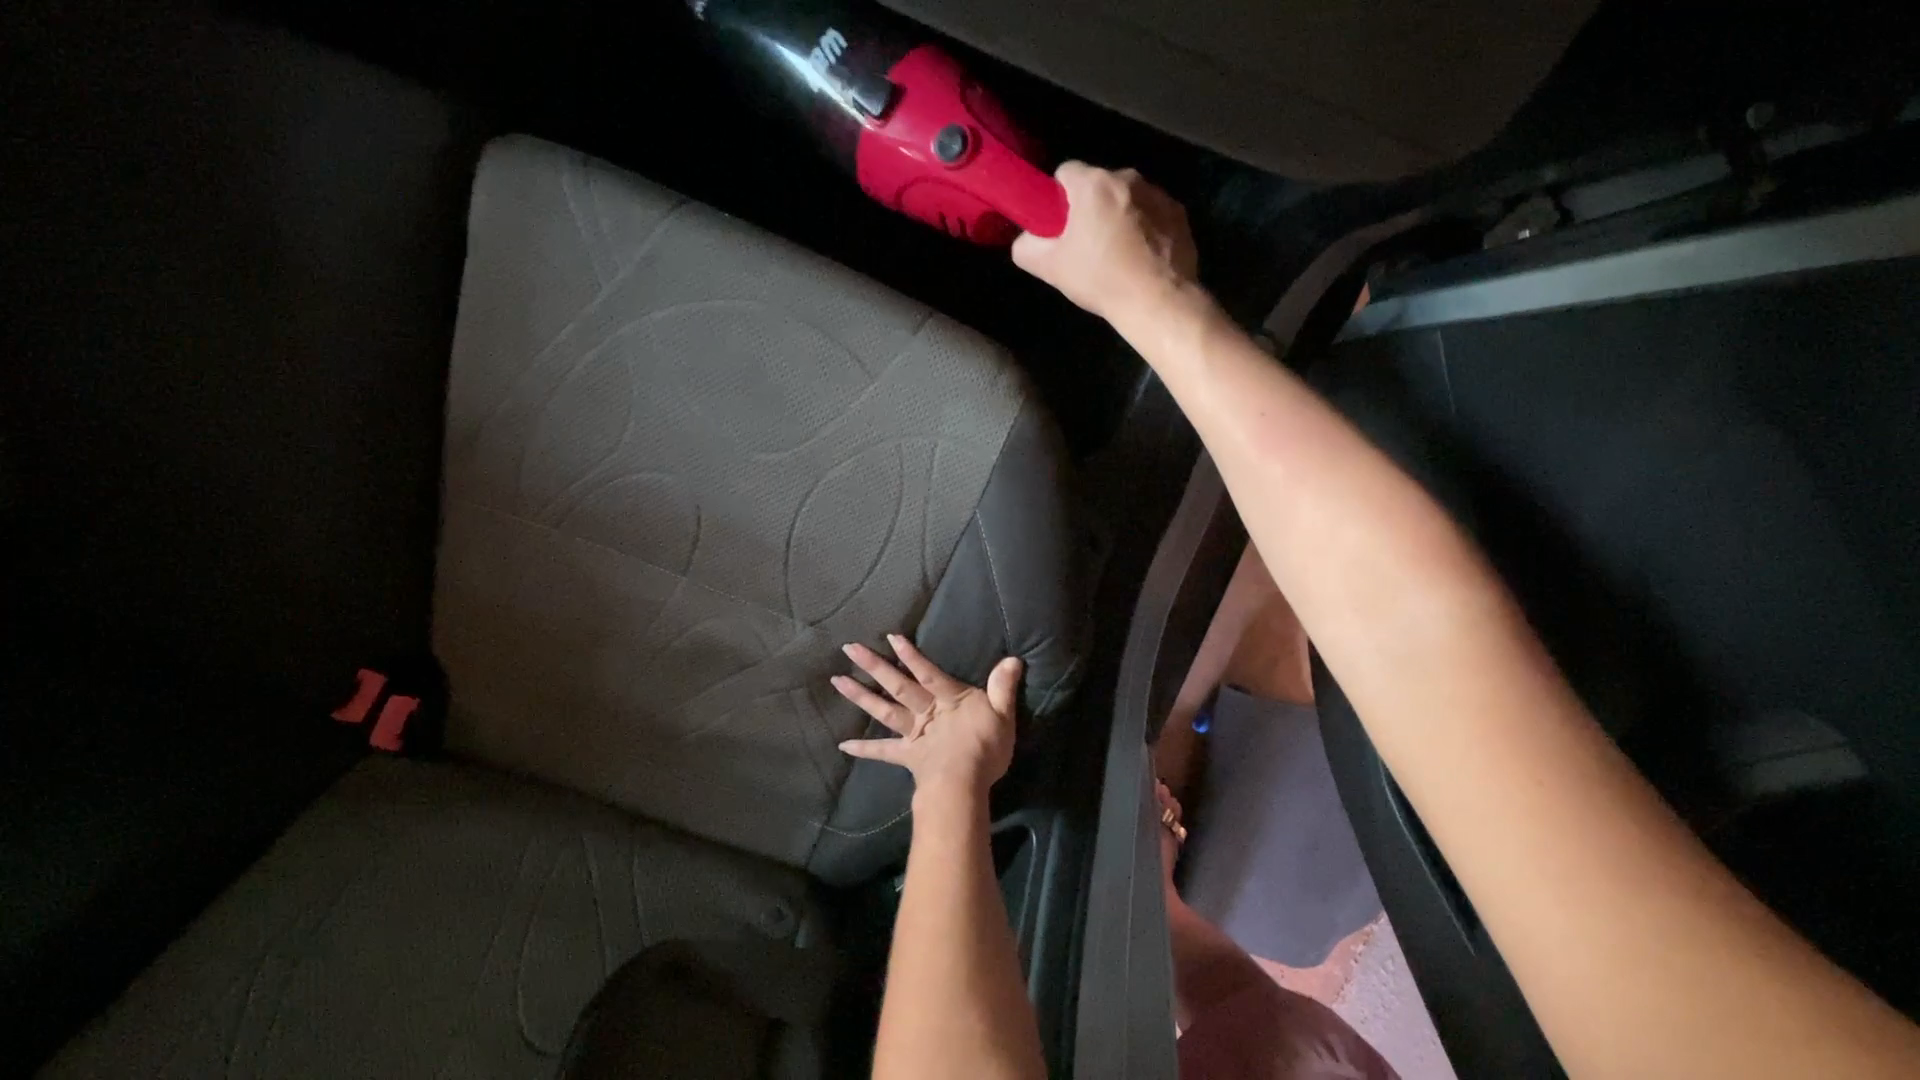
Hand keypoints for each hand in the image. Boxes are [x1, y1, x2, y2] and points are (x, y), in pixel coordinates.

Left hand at [832, 634, 1022, 799]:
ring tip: (837, 680)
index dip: (910, 655)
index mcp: (949, 699)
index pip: (928, 671)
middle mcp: (926, 711)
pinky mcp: (907, 756)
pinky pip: (883, 752)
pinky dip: (863, 749)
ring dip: (860, 695)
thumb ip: (1003, 686)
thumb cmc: (985, 748)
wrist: (964, 785)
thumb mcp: (1003, 715)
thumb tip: (1013, 659)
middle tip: (849, 648)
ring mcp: (913, 733)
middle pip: (897, 685)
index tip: (890, 637)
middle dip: (873, 665)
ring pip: (883, 710)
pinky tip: (843, 745)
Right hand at [1012, 162, 1199, 323]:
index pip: (1065, 172)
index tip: (1059, 224)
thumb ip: (1026, 247)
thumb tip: (1026, 240)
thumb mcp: (1049, 268)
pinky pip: (1153, 212)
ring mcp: (1158, 194)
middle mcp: (1128, 178)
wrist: (1158, 301)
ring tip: (1117, 254)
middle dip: (1090, 207)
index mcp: (1094, 184)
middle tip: (1086, 244)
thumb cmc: (1100, 279)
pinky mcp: (1180, 213)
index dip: (1057, 197)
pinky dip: (1145, 227)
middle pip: (1098, 185)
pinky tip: (1142, 257)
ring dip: (1119, 216)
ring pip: (1127, 198)